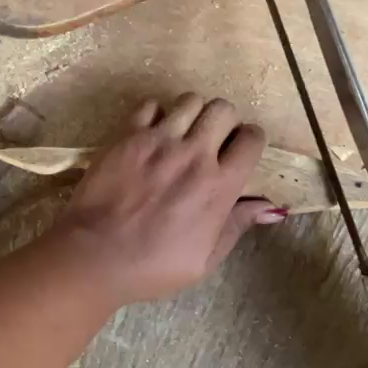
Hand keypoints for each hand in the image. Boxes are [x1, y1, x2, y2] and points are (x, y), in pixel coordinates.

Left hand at [49, 93, 284, 304]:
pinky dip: (155, 114)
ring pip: (190, 100)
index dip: (250, 141)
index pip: (252, 138)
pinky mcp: (127, 136)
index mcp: (219, 186)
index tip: (239, 152)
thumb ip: (237, 225)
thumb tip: (272, 208)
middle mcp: (195, 155)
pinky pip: (150, 105)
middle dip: (223, 121)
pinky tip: (151, 134)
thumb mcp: (205, 259)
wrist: (96, 257)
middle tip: (211, 140)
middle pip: (224, 110)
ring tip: (182, 132)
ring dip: (192, 114)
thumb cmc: (153, 267)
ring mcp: (159, 141)